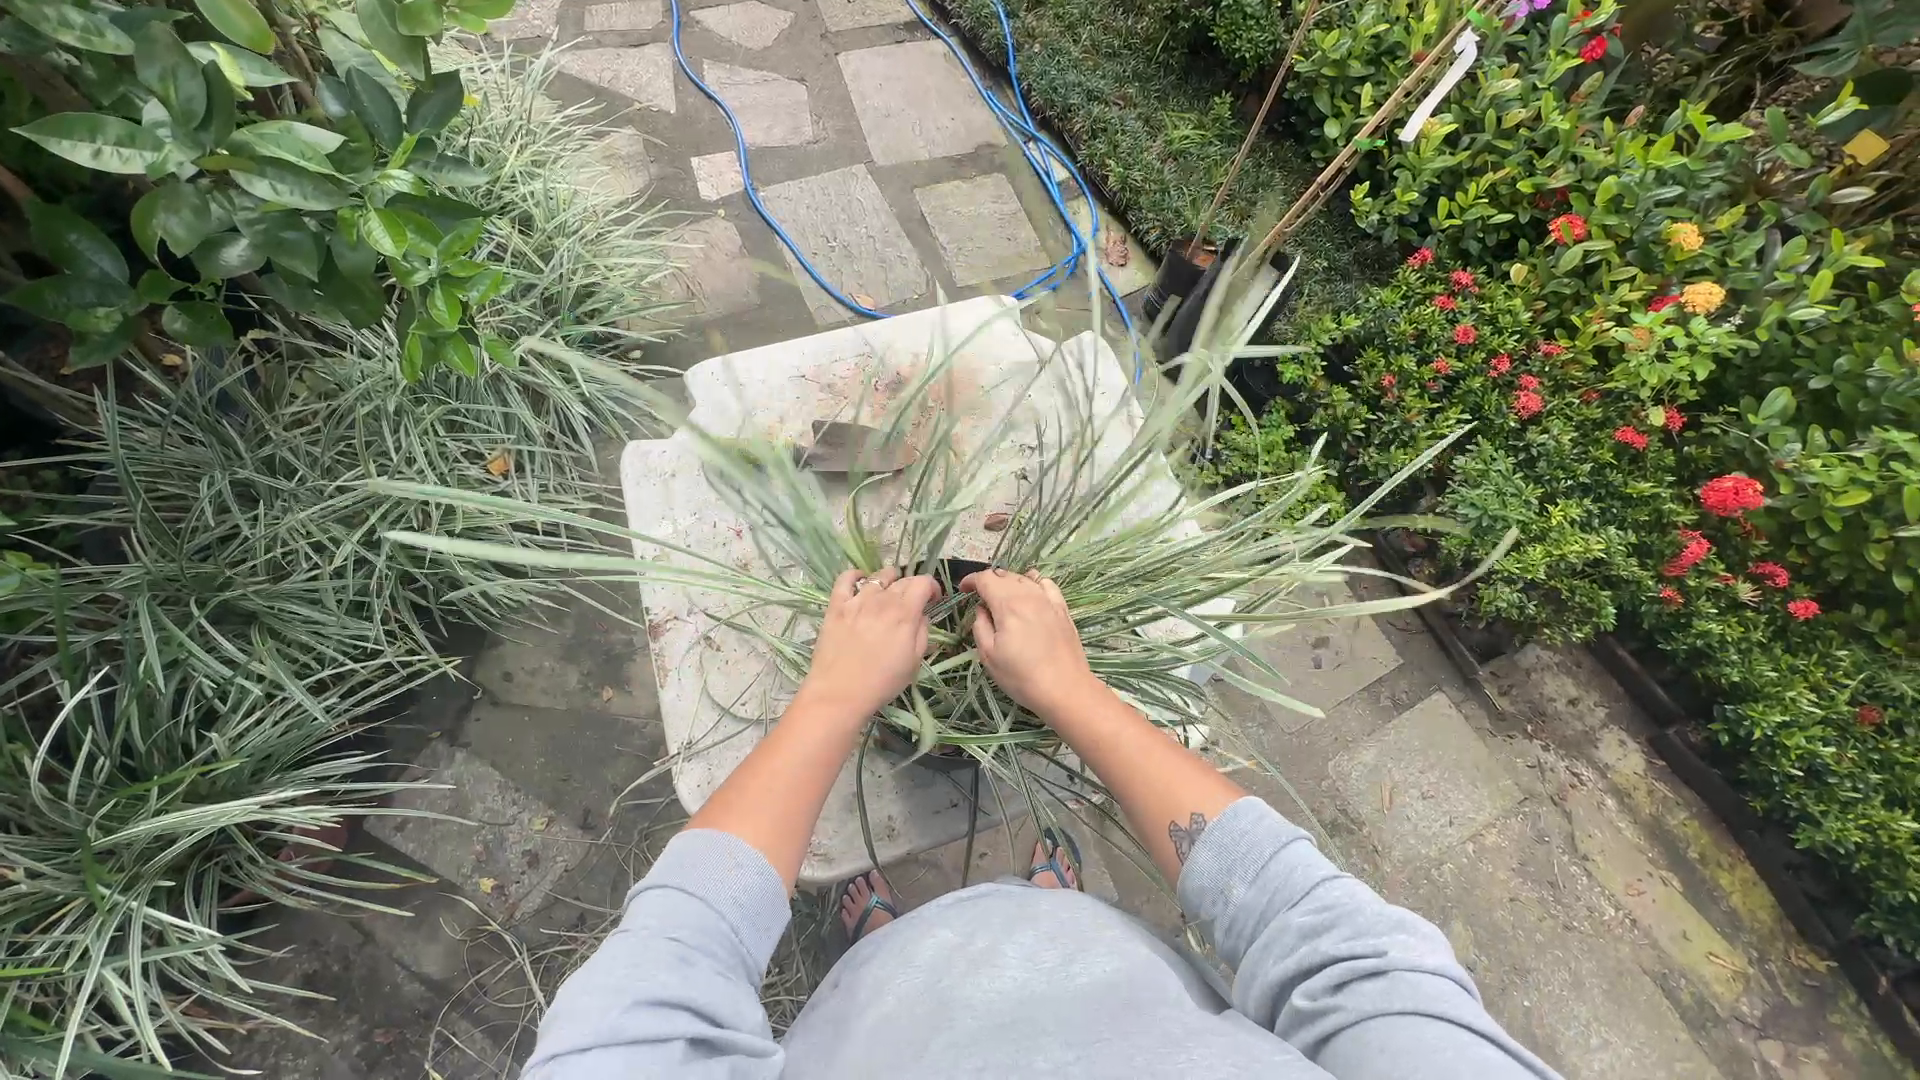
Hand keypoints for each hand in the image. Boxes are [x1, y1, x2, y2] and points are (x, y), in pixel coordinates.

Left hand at [796, 567, 941, 719]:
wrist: (839, 693)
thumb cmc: (882, 682)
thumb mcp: (914, 662)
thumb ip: (922, 632)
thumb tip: (921, 615)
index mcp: (904, 613)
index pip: (923, 582)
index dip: (932, 587)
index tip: (933, 599)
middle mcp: (882, 600)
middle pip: (902, 579)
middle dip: (912, 587)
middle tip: (911, 604)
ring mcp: (857, 600)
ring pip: (877, 576)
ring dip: (888, 581)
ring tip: (888, 594)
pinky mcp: (836, 605)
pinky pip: (846, 578)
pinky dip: (855, 575)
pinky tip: (860, 582)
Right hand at [961, 568, 1105, 719]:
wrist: (1064, 689)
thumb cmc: (1021, 676)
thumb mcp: (989, 655)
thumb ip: (980, 626)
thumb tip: (982, 609)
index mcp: (1007, 604)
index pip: (986, 579)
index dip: (971, 580)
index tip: (963, 590)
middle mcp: (1029, 595)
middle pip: (1005, 575)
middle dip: (989, 581)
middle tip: (980, 596)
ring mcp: (1049, 600)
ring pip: (1025, 578)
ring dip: (1009, 581)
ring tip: (1003, 595)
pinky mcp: (1063, 609)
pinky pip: (1047, 584)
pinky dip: (1034, 582)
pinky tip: (1031, 590)